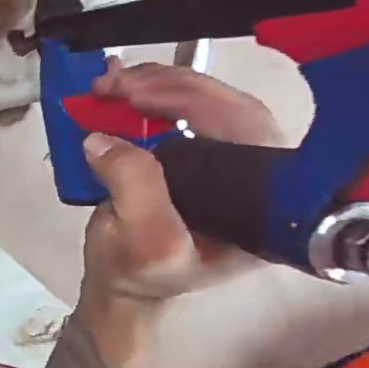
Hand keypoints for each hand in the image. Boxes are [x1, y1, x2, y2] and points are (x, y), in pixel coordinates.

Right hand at [79, 60, 282, 304]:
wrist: (124, 284)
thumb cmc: (140, 272)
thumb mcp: (142, 241)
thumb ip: (134, 188)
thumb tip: (102, 138)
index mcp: (266, 202)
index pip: (249, 131)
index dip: (199, 103)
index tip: (140, 95)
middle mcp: (259, 175)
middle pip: (229, 108)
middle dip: (170, 87)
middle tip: (115, 84)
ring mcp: (230, 161)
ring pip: (207, 103)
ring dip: (155, 85)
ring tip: (110, 85)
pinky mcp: (199, 153)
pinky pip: (184, 112)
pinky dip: (149, 94)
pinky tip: (122, 89)